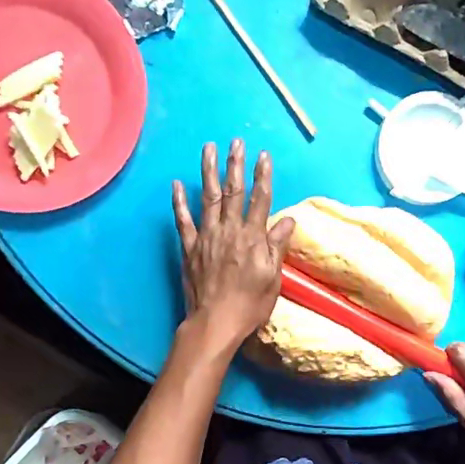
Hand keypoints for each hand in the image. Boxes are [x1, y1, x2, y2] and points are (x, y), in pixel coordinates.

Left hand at [172, 141, 294, 352]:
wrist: (215, 322)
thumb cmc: (250, 304)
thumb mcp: (273, 278)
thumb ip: (277, 246)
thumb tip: (288, 220)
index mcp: (252, 237)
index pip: (261, 199)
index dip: (263, 176)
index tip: (263, 155)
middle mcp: (229, 230)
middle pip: (233, 192)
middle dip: (235, 165)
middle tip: (235, 141)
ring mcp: (206, 237)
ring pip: (207, 198)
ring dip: (208, 171)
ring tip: (208, 148)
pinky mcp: (189, 248)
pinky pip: (182, 221)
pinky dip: (178, 202)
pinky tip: (175, 184)